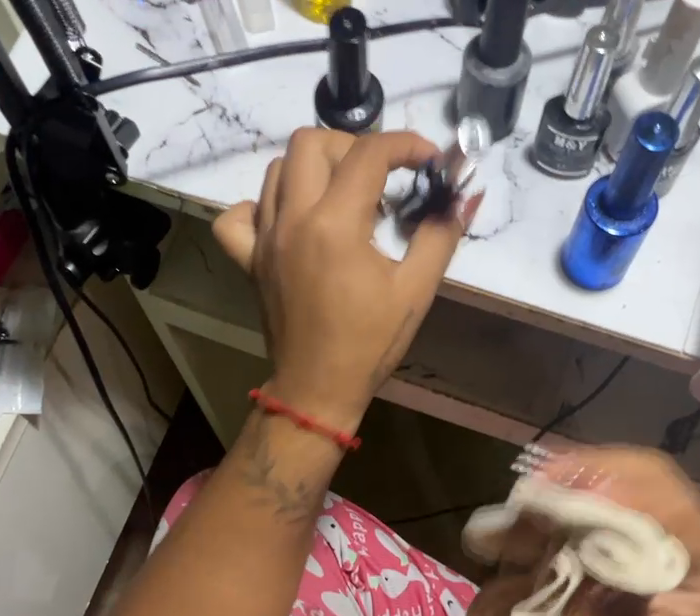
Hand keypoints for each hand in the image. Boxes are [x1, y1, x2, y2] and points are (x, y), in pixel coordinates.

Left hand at [212, 128, 473, 430]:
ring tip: (342, 198)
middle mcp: (292, 220)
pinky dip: (260, 207)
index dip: (404, 145)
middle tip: (378, 179)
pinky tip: (288, 221)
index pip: (368, 154)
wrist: (318, 388)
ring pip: (276, 170)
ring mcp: (264, 239)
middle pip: (311, 144)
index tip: (426, 162)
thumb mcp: (415, 291)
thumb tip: (461, 199)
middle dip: (351, 148)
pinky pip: (238, 217)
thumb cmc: (369, 344)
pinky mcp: (249, 261)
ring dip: (312, 170)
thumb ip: (439, 236)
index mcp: (335, 224)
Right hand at [545, 447, 699, 615]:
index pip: (675, 509)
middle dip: (600, 469)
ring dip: (585, 470)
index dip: (627, 497)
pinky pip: (612, 488)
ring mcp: (664, 519)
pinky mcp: (637, 520)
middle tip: (548, 477)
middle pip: (653, 475)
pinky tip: (546, 490)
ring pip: (631, 473)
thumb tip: (598, 585)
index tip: (578, 498)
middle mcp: (689, 527)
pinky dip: (578, 484)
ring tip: (541, 480)